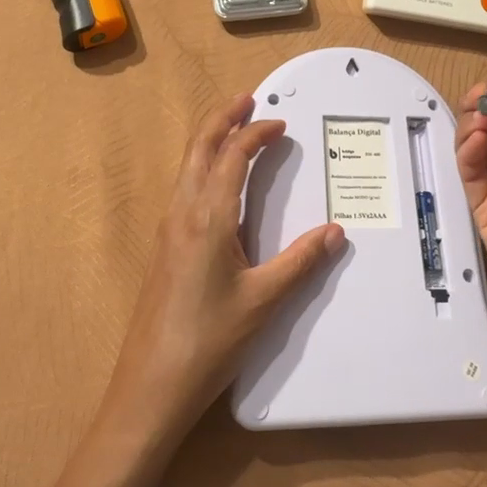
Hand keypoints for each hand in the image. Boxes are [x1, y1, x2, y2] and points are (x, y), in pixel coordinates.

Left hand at [51, 94, 343, 486]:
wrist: (151, 386)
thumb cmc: (209, 340)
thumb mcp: (264, 301)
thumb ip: (301, 262)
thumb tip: (335, 231)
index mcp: (207, 218)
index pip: (231, 157)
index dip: (255, 133)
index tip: (278, 124)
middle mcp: (182, 215)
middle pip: (198, 149)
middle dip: (221, 119)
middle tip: (245, 100)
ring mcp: (168, 232)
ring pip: (186, 168)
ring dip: (209, 141)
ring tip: (232, 130)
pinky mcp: (164, 250)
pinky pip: (183, 190)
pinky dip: (201, 167)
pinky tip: (214, 186)